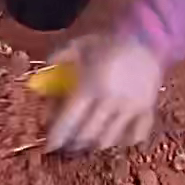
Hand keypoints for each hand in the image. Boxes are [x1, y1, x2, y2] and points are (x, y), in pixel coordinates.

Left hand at [45, 34, 163, 152]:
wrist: (146, 37)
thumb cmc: (106, 44)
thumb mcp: (77, 46)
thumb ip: (57, 61)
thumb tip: (37, 81)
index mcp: (90, 86)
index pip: (69, 121)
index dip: (57, 137)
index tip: (49, 147)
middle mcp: (110, 101)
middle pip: (87, 135)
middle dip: (73, 145)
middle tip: (65, 147)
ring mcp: (131, 107)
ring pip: (109, 139)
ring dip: (95, 145)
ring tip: (86, 144)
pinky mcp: (147, 110)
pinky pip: (136, 135)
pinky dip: (124, 141)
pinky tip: (114, 139)